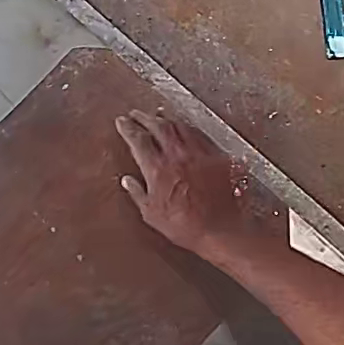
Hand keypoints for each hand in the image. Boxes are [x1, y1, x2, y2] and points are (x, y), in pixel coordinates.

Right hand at [115, 110, 252, 257]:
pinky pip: (199, 134)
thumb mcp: (152, 214)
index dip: (128, 128)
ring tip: (158, 118)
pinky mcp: (217, 156)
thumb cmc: (186, 226)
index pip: (138, 139)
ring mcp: (199, 153)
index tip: (122, 121)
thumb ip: (138, 193)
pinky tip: (185, 130)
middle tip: (136, 115)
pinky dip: (187, 128)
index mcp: (157, 168)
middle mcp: (178, 155)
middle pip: (158, 126)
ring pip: (179, 126)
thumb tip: (127, 180)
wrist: (221, 229)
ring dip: (166, 120)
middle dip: (144, 117)